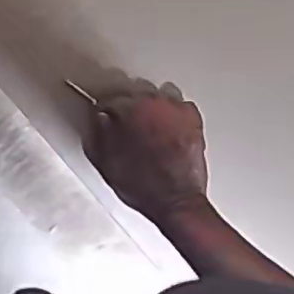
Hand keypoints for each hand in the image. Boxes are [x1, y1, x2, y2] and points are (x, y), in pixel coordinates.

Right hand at [85, 80, 208, 220]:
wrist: (176, 201)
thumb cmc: (144, 185)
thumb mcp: (106, 161)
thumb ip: (99, 133)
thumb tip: (100, 119)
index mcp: (130, 109)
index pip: (111, 98)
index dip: (105, 109)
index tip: (104, 115)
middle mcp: (155, 103)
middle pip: (137, 91)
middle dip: (129, 106)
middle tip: (125, 123)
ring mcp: (177, 111)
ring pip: (160, 95)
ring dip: (152, 106)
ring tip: (147, 124)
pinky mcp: (194, 121)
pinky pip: (180, 106)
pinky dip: (173, 113)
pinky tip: (167, 126)